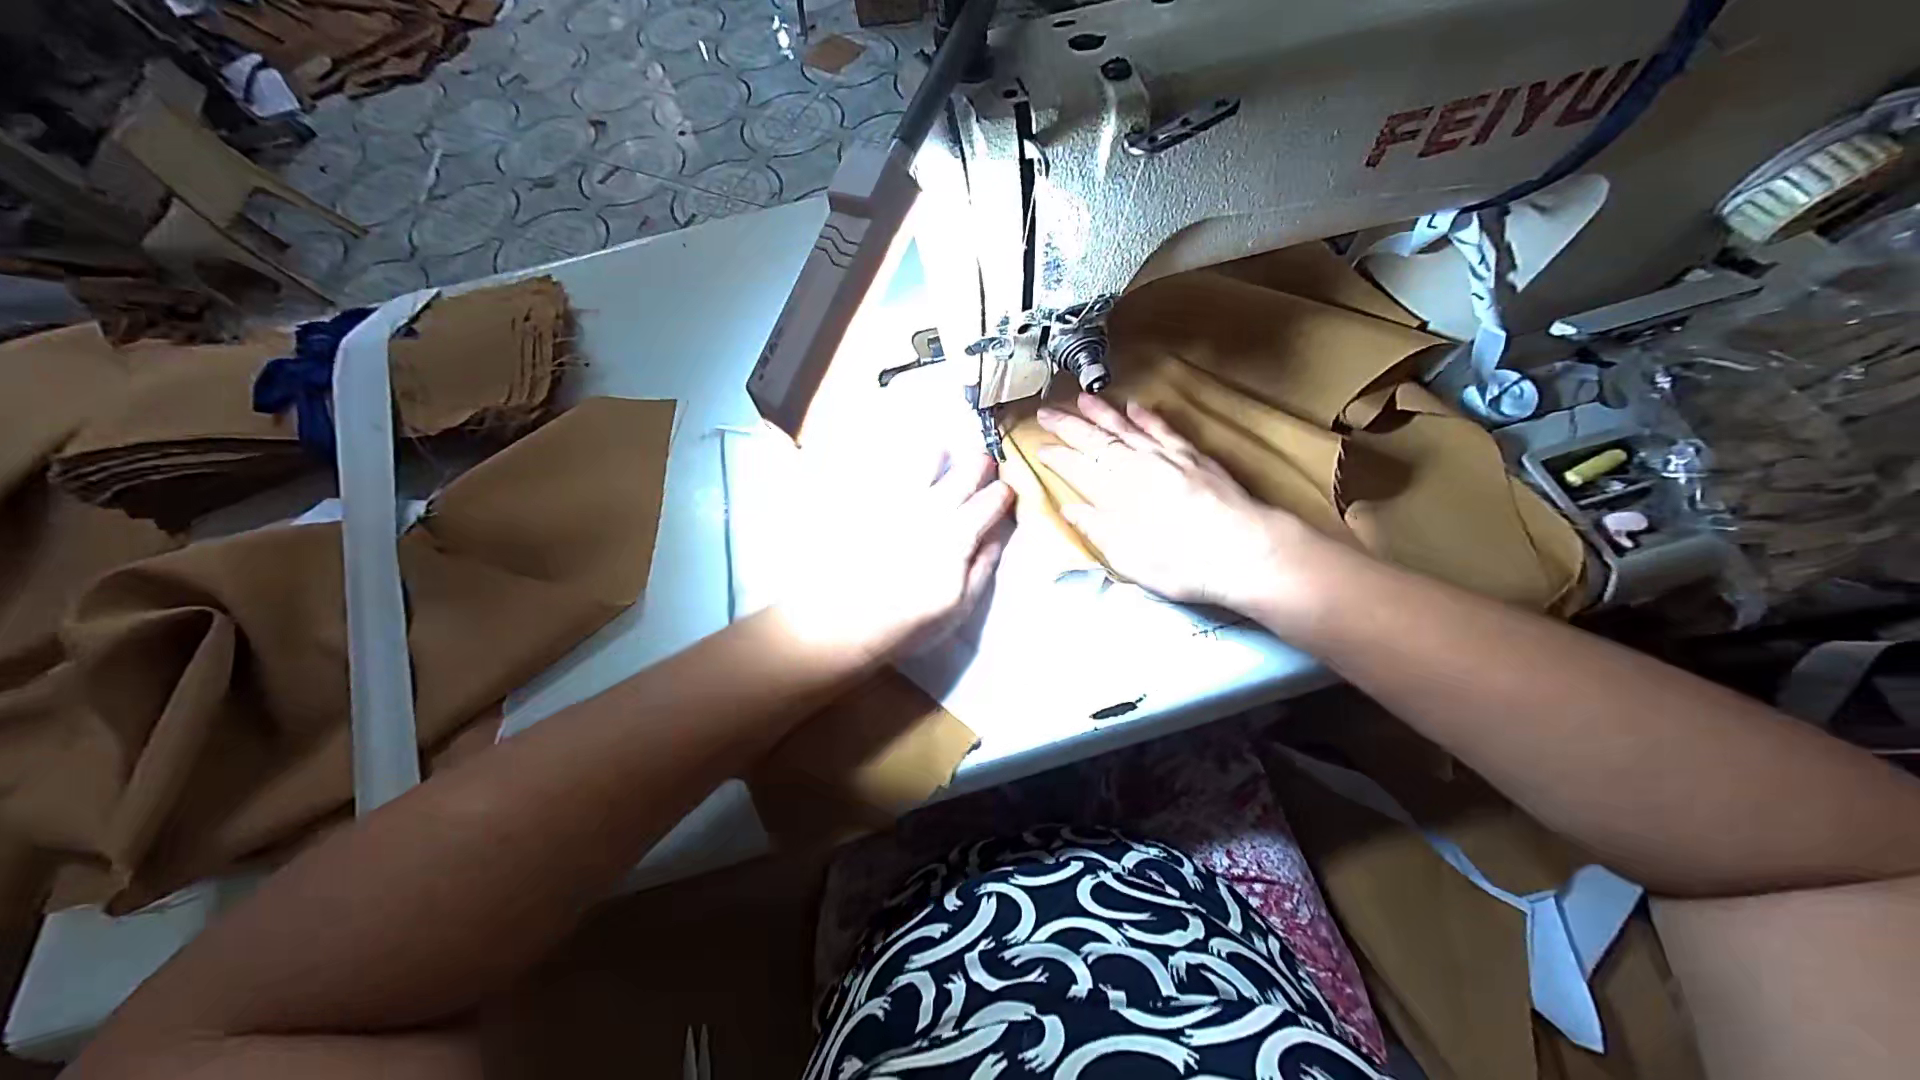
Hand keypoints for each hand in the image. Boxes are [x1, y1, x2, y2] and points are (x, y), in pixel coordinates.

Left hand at [776, 450, 1012, 662]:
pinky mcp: (868, 498)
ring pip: (928, 456)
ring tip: (942, 458)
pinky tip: (907, 471)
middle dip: (980, 463)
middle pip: (966, 469)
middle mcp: (931, 507)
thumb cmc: (905, 622)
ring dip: (941, 455)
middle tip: (981, 466)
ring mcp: (898, 498)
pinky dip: (906, 463)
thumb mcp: (957, 606)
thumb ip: (983, 565)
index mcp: (957, 535)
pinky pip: (892, 467)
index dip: (1003, 494)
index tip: (1003, 495)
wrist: (839, 623)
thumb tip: (998, 533)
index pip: (992, 500)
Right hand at [1036, 394, 1342, 625]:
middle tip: (1045, 413)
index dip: (1056, 457)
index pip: (1077, 468)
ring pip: (1126, 427)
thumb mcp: (1129, 557)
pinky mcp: (1193, 456)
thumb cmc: (1183, 564)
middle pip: (1096, 441)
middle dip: (1068, 426)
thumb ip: (1096, 528)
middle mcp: (1137, 467)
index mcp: (1116, 494)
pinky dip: (1146, 416)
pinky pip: (1162, 429)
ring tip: (1080, 399)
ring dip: (1101, 413)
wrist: (1245, 552)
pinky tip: (1134, 407)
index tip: (1039, 448)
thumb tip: (1068, 508)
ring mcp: (1166, 457)